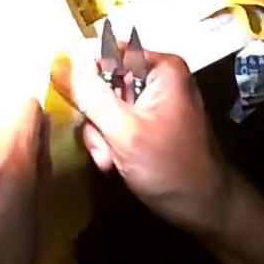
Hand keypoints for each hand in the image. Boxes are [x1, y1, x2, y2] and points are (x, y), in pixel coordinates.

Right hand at [71, 45, 236, 237]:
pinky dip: (111, 141)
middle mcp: (158, 76)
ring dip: (101, 134)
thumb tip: (58, 64)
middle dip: (96, 116)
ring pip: (105, 104)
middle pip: (104, 80)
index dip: (86, 76)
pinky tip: (115, 163)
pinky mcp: (149, 120)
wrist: (205, 210)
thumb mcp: (124, 132)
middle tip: (101, 145)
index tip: (76, 104)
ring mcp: (153, 99)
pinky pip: (116, 120)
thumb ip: (90, 96)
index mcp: (160, 67)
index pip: (107, 53)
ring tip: (110, 160)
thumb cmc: (170, 168)